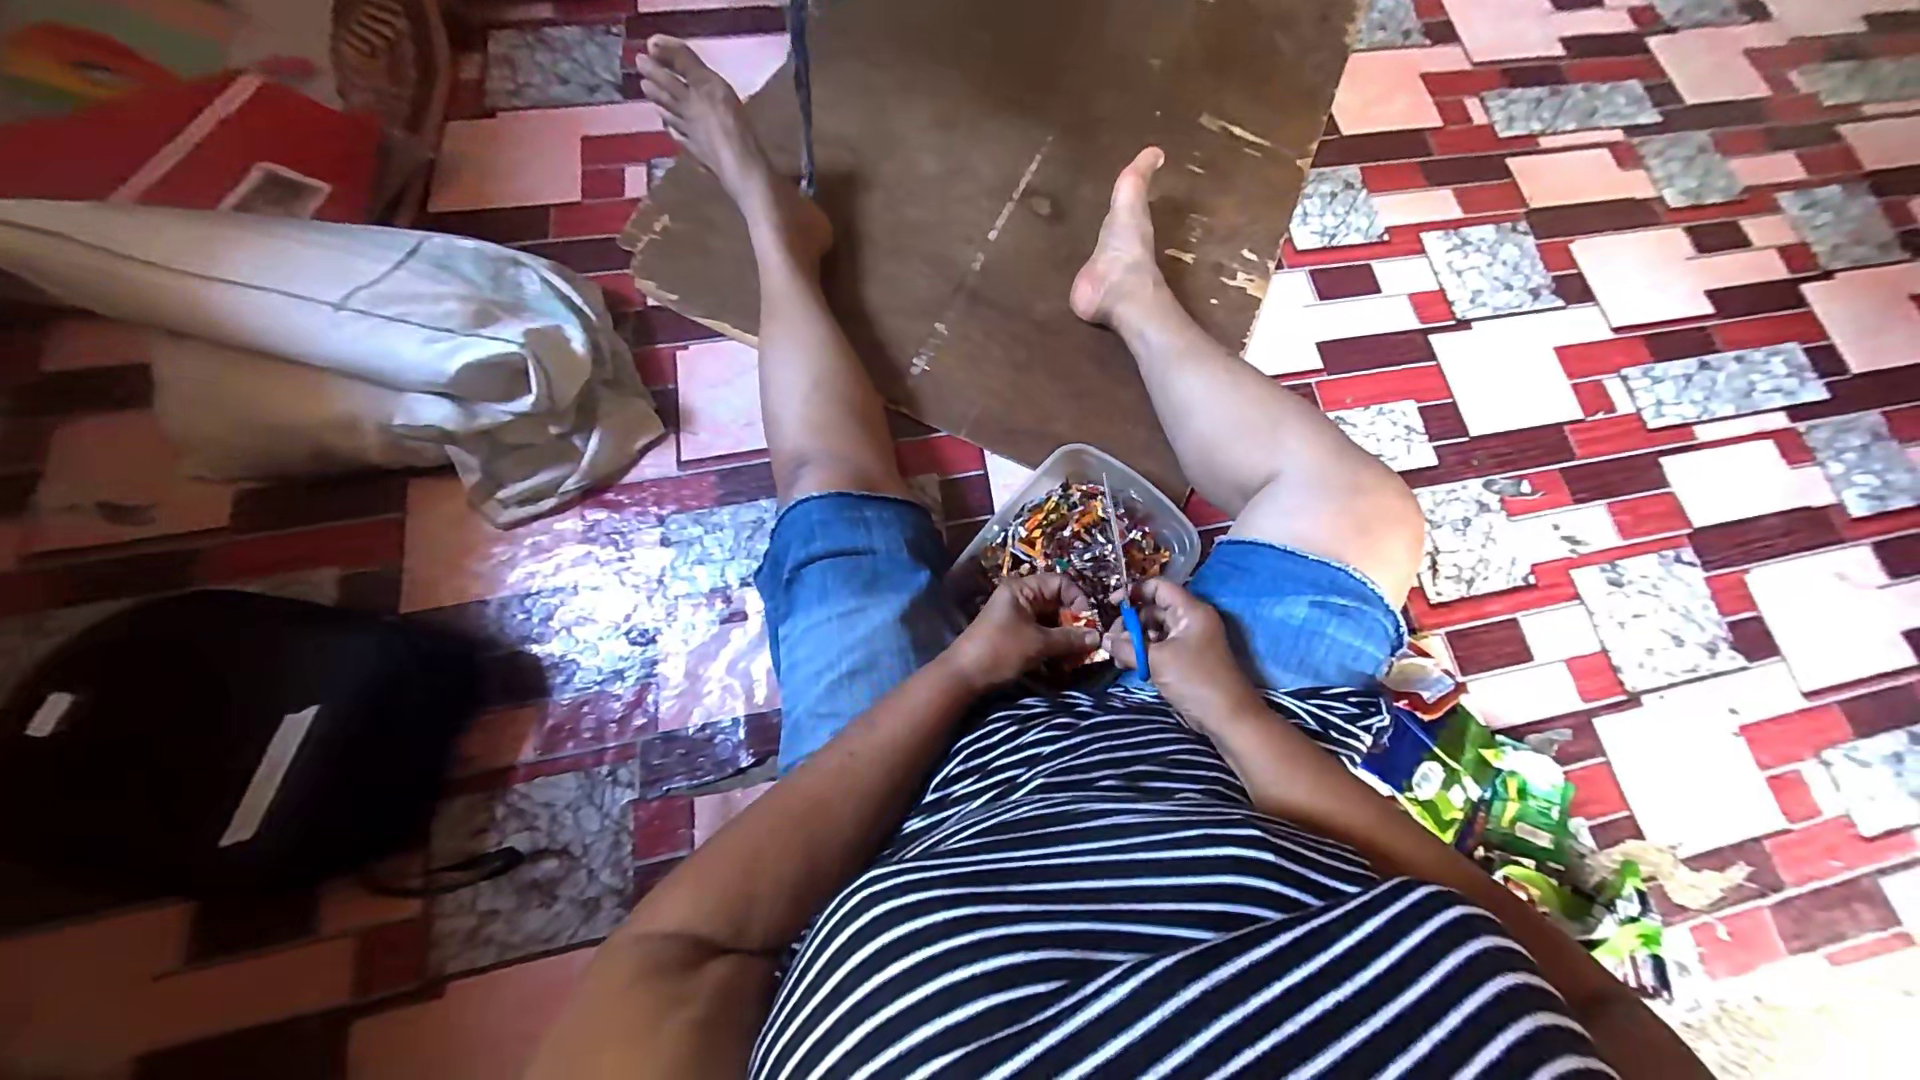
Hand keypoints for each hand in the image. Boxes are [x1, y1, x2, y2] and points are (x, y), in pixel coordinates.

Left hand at [944, 574, 1101, 690]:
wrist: (964, 675)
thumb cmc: (1000, 650)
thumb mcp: (1038, 644)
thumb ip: (1070, 639)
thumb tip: (1098, 637)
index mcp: (1022, 589)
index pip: (1060, 582)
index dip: (1077, 599)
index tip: (1087, 622)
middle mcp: (1021, 597)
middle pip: (1057, 602)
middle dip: (1074, 622)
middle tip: (1086, 644)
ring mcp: (1017, 616)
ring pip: (1051, 620)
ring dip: (1066, 637)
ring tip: (1076, 656)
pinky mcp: (1016, 634)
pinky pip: (1042, 633)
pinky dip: (1054, 644)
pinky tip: (1063, 661)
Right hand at [1105, 578, 1264, 726]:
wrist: (1228, 718)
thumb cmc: (1195, 680)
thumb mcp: (1157, 660)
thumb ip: (1127, 647)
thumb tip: (1103, 640)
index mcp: (1190, 611)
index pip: (1159, 587)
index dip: (1134, 591)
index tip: (1112, 604)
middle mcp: (1190, 620)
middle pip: (1153, 610)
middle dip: (1130, 623)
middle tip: (1111, 641)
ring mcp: (1188, 641)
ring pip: (1153, 631)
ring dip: (1133, 641)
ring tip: (1117, 656)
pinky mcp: (1185, 659)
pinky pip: (1159, 648)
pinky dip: (1143, 653)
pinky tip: (1127, 664)